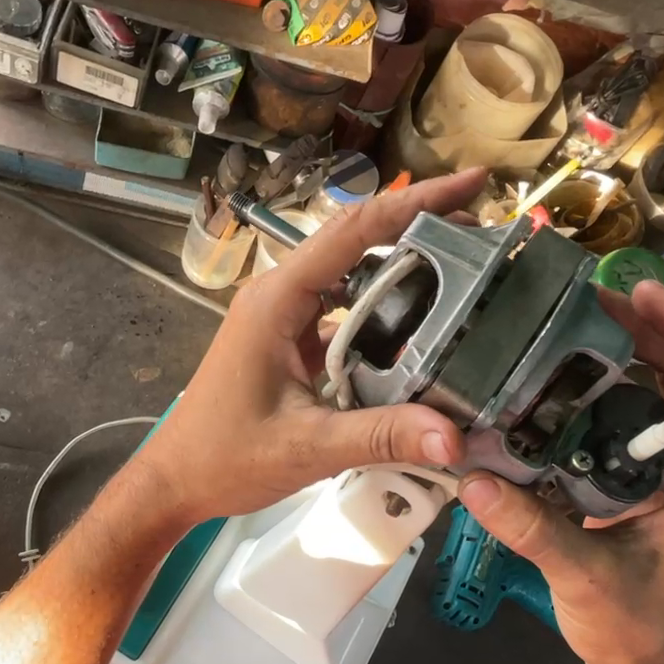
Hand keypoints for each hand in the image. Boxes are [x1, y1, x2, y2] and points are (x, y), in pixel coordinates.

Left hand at [131, 168, 487, 527]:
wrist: (178, 480)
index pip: (353, 231)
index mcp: (276, 301)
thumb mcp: (307, 447)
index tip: (474, 184)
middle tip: (485, 240)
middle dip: (420, 233)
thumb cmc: (225, 458)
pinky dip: (381, 321)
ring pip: (351, 282)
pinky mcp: (287, 345)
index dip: (416, 202)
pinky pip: (341, 318)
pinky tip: (420, 338)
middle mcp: (279, 297)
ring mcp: (282, 319)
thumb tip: (453, 437)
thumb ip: (380, 437)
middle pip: (357, 245)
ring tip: (466, 282)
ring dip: (403, 279)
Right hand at [456, 281, 663, 663]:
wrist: (637, 660)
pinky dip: (638, 385)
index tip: (647, 301)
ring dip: (655, 351)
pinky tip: (595, 371)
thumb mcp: (580, 573)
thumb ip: (532, 528)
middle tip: (612, 298)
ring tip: (603, 319)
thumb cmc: (628, 623)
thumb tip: (472, 482)